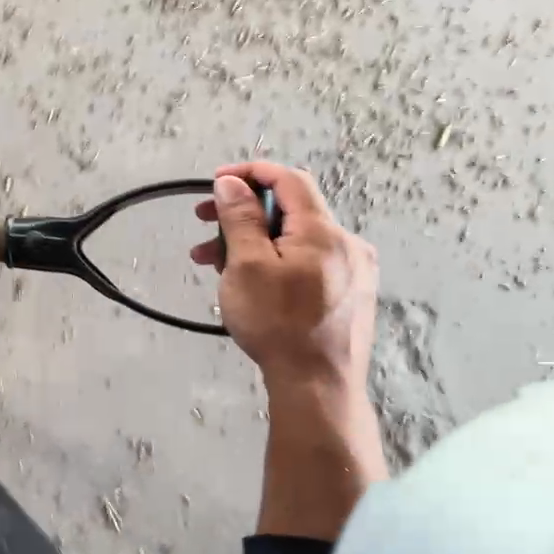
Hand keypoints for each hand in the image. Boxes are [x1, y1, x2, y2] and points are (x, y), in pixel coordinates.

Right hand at [191, 161, 388, 538]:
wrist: (316, 382)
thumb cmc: (276, 320)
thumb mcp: (246, 263)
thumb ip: (240, 217)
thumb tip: (232, 182)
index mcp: (325, 233)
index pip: (290, 180)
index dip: (250, 172)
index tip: (214, 181)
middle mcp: (347, 245)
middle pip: (290, 209)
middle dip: (241, 210)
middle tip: (202, 220)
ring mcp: (352, 270)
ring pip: (292, 236)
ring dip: (248, 237)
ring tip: (210, 259)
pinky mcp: (347, 291)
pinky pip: (304, 258)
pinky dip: (269, 257)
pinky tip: (243, 277)